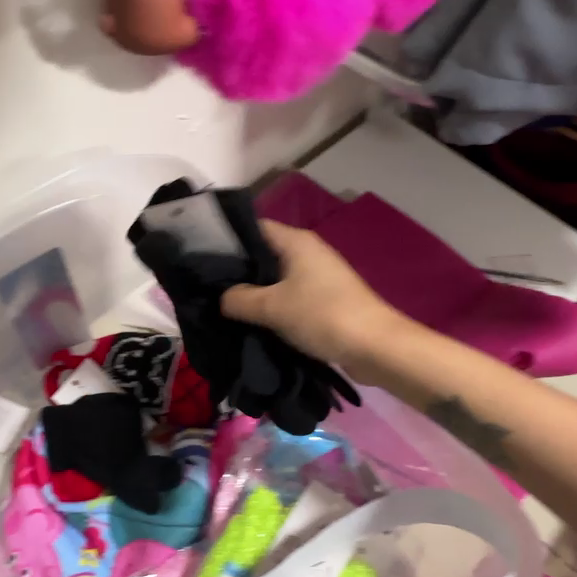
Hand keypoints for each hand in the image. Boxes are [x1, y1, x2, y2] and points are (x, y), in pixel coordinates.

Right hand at [219, 221, 412, 380]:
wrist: (375, 347)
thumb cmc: (322, 315)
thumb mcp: (272, 307)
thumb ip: (240, 299)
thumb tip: (222, 298)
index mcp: (296, 242)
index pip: (254, 228)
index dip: (227, 240)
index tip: (201, 258)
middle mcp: (308, 253)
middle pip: (264, 255)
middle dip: (238, 271)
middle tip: (208, 288)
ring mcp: (319, 278)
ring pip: (276, 280)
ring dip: (255, 294)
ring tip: (224, 308)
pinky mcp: (325, 302)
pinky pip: (290, 299)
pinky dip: (273, 308)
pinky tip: (253, 324)